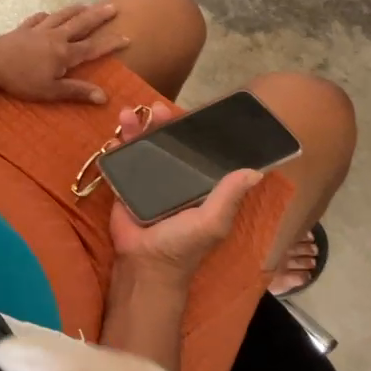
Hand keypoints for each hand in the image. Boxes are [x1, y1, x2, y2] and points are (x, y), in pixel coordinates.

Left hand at [0, 2, 129, 103]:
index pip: (93, 47)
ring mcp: (37, 30)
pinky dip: (45, 15)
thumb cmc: (20, 79)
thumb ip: (77, 91)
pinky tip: (46, 14)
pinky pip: (36, 19)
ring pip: (60, 16)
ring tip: (85, 5)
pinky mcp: (21, 29)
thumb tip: (104, 96)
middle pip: (80, 23)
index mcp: (65, 53)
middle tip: (113, 7)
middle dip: (98, 16)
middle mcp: (54, 37)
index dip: (110, 43)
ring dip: (74, 10)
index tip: (127, 36)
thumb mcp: (51, 91)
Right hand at [108, 105, 262, 284]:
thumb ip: (228, 196)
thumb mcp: (212, 222)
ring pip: (141, 147)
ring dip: (134, 129)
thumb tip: (255, 171)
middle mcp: (172, 179)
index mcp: (196, 186)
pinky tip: (115, 136)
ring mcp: (146, 180)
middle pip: (165, 144)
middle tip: (156, 108)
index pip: (195, 153)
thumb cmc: (183, 244)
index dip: (191, 133)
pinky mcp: (124, 184)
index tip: (188, 115)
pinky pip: (120, 160)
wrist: (144, 261)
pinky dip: (116, 146)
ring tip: (128, 114)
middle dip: (159, 124)